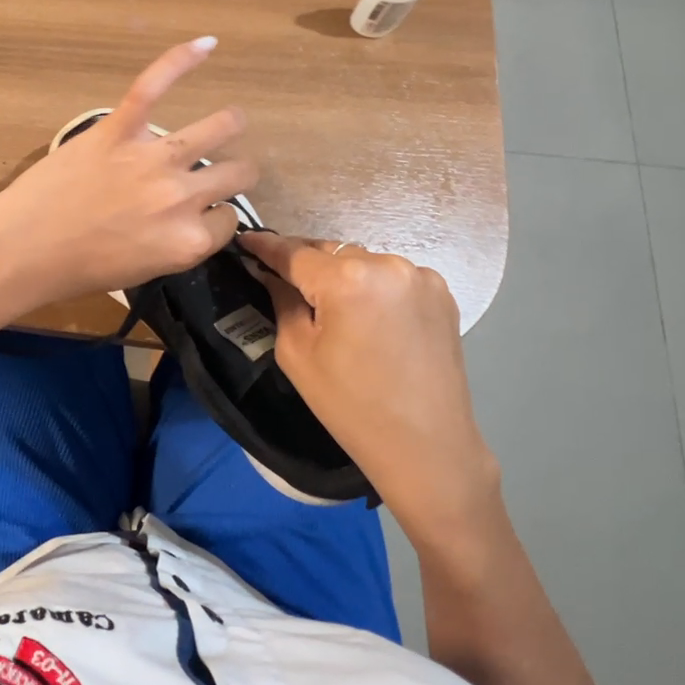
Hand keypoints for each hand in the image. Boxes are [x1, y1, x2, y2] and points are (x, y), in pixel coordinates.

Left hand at [0, 37, 256, 314]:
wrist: (23, 250)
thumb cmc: (75, 270)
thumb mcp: (143, 270)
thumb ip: (174, 242)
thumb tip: (185, 218)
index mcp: (190, 241)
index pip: (229, 220)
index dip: (217, 217)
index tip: (203, 215)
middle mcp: (183, 197)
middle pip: (235, 174)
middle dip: (236, 173)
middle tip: (226, 170)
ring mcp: (153, 158)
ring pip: (216, 129)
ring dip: (228, 125)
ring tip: (230, 122)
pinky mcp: (119, 129)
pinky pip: (155, 85)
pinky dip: (182, 60)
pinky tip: (207, 44)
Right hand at [238, 233, 500, 545]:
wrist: (427, 447)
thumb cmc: (351, 407)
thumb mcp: (297, 353)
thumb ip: (281, 301)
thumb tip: (271, 273)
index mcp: (347, 280)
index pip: (294, 252)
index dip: (265, 244)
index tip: (243, 238)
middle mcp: (387, 264)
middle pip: (330, 252)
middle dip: (305, 263)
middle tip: (281, 278)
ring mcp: (420, 276)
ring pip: (362, 261)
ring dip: (341, 275)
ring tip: (329, 305)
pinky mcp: (441, 292)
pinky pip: (391, 277)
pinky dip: (372, 287)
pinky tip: (367, 316)